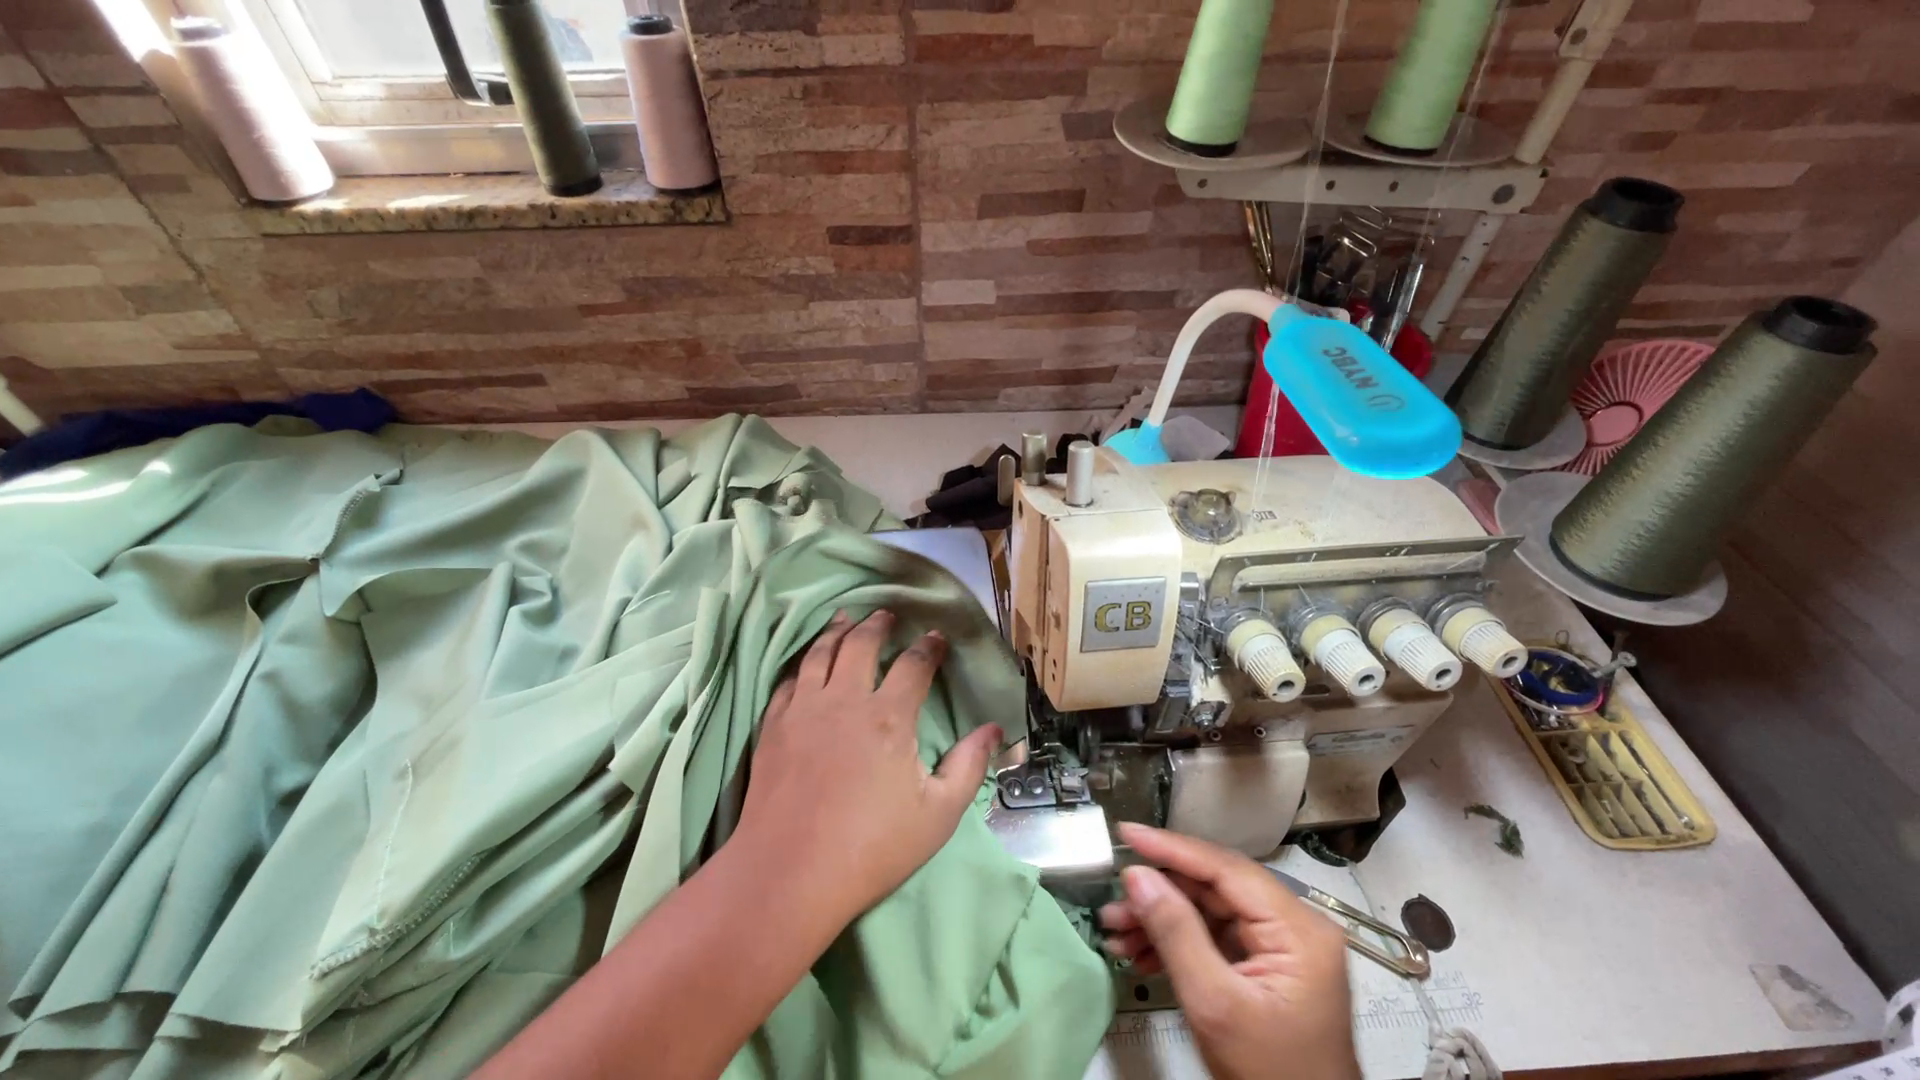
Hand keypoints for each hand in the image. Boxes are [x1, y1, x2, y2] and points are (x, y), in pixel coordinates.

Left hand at [737, 610, 1003, 923]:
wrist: (790, 872)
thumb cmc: (872, 847)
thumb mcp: (938, 814)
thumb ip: (969, 766)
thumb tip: (995, 730)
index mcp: (889, 717)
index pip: (913, 665)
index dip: (929, 647)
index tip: (937, 637)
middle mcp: (844, 700)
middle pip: (861, 644)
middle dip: (878, 625)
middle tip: (887, 615)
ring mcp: (803, 710)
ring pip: (820, 653)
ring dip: (837, 631)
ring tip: (845, 619)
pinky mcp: (773, 726)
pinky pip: (789, 680)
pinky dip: (803, 664)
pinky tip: (807, 664)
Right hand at [1101, 823, 1358, 1079]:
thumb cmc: (1269, 1074)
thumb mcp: (1215, 1004)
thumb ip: (1176, 933)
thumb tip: (1137, 876)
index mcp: (1298, 928)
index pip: (1226, 869)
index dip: (1172, 848)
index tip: (1126, 833)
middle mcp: (1295, 927)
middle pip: (1215, 889)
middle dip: (1159, 894)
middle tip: (1112, 903)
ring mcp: (1283, 949)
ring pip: (1210, 913)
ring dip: (1161, 921)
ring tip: (1115, 934)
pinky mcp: (1268, 969)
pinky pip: (1216, 939)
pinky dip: (1178, 945)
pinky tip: (1140, 955)